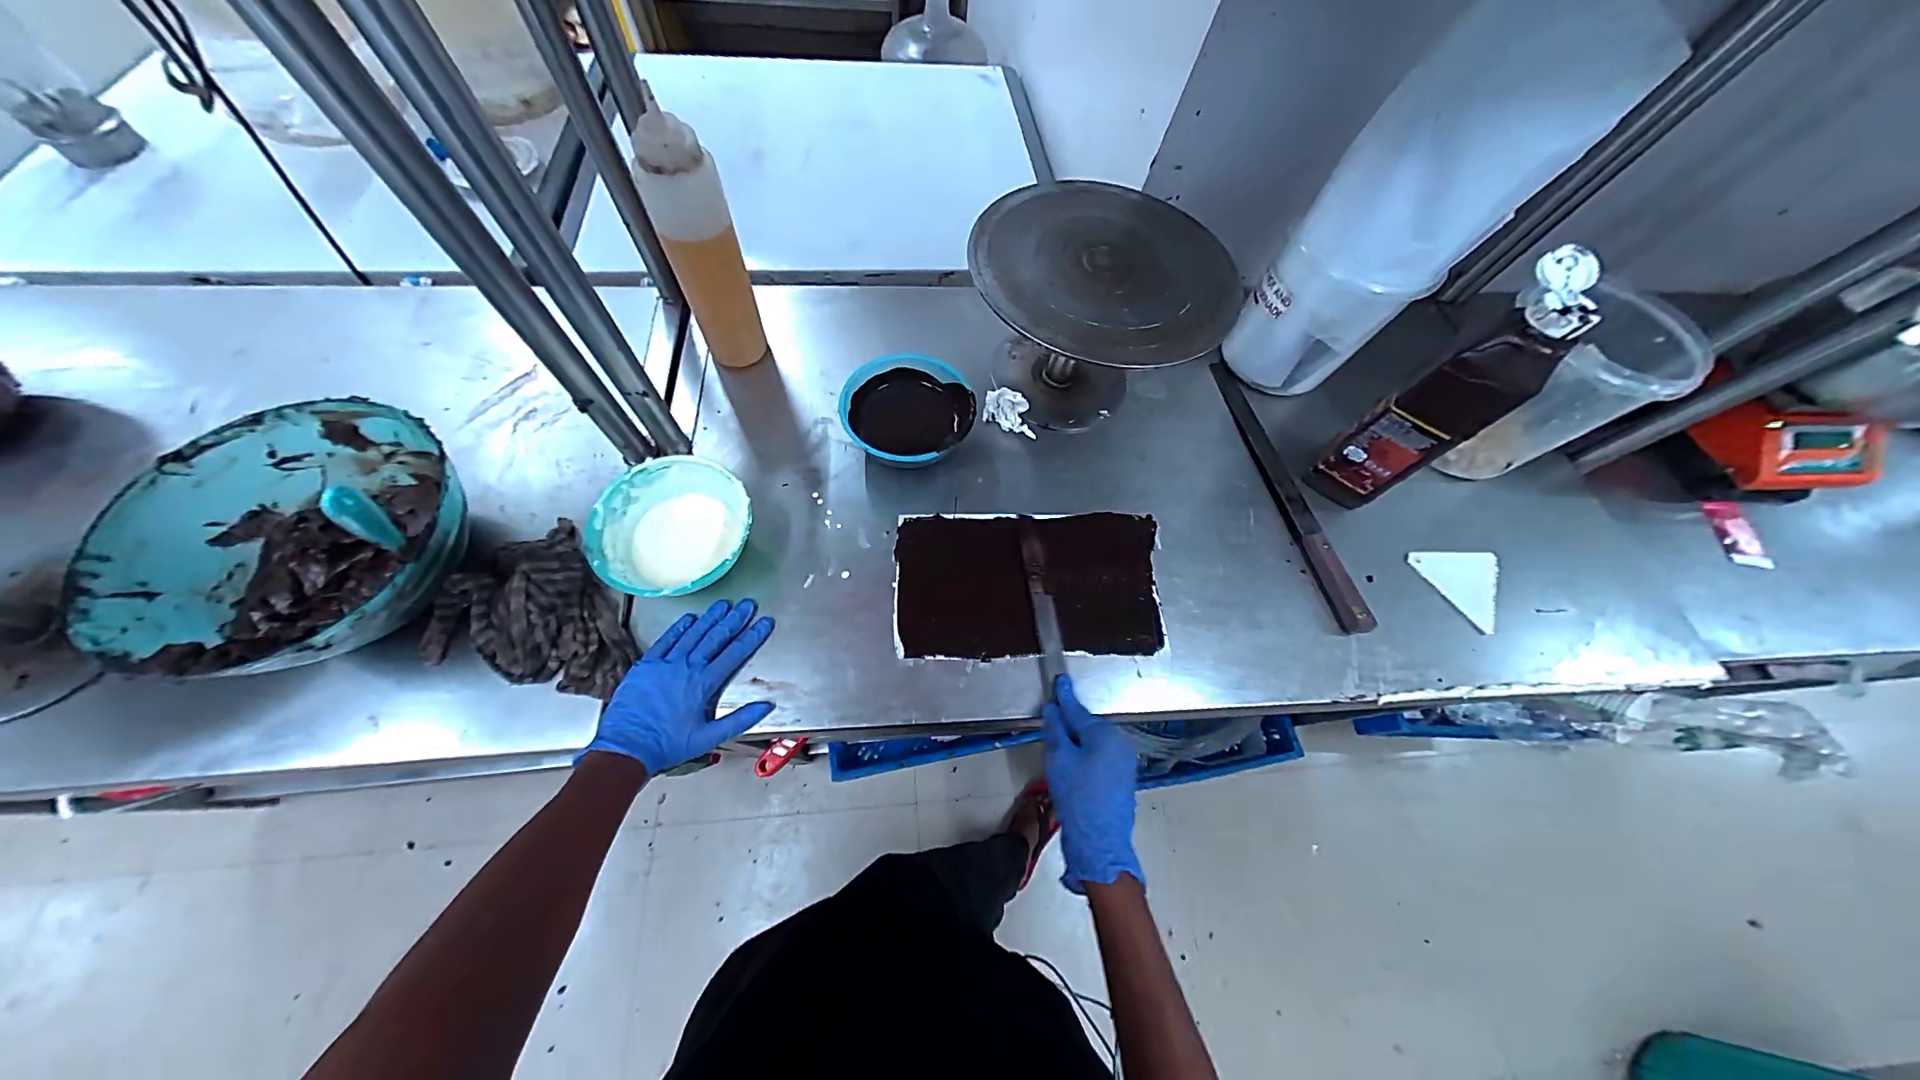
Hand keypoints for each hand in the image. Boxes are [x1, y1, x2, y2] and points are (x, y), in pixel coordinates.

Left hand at [583, 599, 775, 774]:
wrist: (625, 748)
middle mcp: (687, 667)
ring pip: (693, 634)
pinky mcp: (646, 665)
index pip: (735, 653)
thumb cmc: (667, 745)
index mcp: (704, 683)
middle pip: (716, 637)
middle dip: (734, 619)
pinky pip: (665, 640)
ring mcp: (665, 664)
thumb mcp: (709, 738)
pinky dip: (679, 628)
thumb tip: (766, 706)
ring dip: (710, 618)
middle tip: (746, 604)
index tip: (764, 622)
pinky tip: (689, 618)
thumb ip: (740, 720)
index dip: (752, 636)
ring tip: (723, 604)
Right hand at [1041, 674, 1143, 892]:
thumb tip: (1053, 710)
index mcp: (1105, 734)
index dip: (1064, 696)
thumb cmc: (1076, 797)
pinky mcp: (1123, 779)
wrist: (1099, 843)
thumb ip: (1055, 730)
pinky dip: (1086, 757)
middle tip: (1051, 723)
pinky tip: (1073, 769)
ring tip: (1059, 752)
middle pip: (1087, 726)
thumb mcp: (1058, 759)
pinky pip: (1101, 758)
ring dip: (1077, 742)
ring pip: (1094, 743)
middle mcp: (1120, 743)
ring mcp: (1125, 762)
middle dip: (1070, 724)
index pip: (1078, 710)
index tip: (1060, 679)